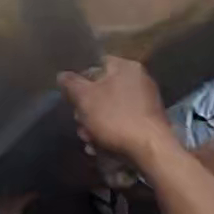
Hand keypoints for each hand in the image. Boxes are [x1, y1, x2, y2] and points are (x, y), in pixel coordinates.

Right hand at [57, 56, 173, 163]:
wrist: (150, 149)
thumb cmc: (115, 117)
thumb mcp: (85, 98)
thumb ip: (71, 84)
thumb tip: (63, 75)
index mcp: (126, 67)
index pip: (96, 64)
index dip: (79, 80)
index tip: (71, 97)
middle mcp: (139, 80)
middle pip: (102, 89)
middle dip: (86, 109)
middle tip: (80, 123)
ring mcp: (145, 101)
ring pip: (110, 109)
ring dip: (95, 124)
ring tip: (90, 140)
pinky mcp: (148, 121)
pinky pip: (122, 122)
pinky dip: (110, 132)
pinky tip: (101, 146)